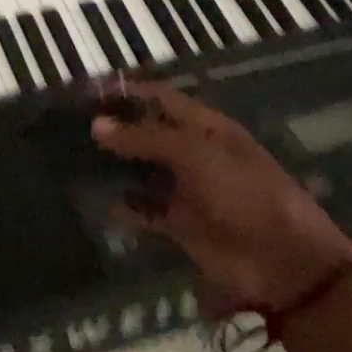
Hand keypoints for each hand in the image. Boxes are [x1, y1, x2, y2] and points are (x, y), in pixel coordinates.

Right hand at [92, 81, 351, 314]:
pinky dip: (121, 206)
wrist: (281, 259)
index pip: (160, 98)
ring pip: (141, 171)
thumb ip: (144, 138)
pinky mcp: (179, 223)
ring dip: (113, 167)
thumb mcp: (195, 154)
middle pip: (147, 133)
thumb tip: (96, 125)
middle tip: (70, 127)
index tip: (89, 91)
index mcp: (206, 127)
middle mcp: (193, 153)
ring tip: (72, 160)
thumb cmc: (243, 193)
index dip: (127, 92)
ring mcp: (186, 189)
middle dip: (114, 128)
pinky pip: (143, 209)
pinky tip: (95, 200)